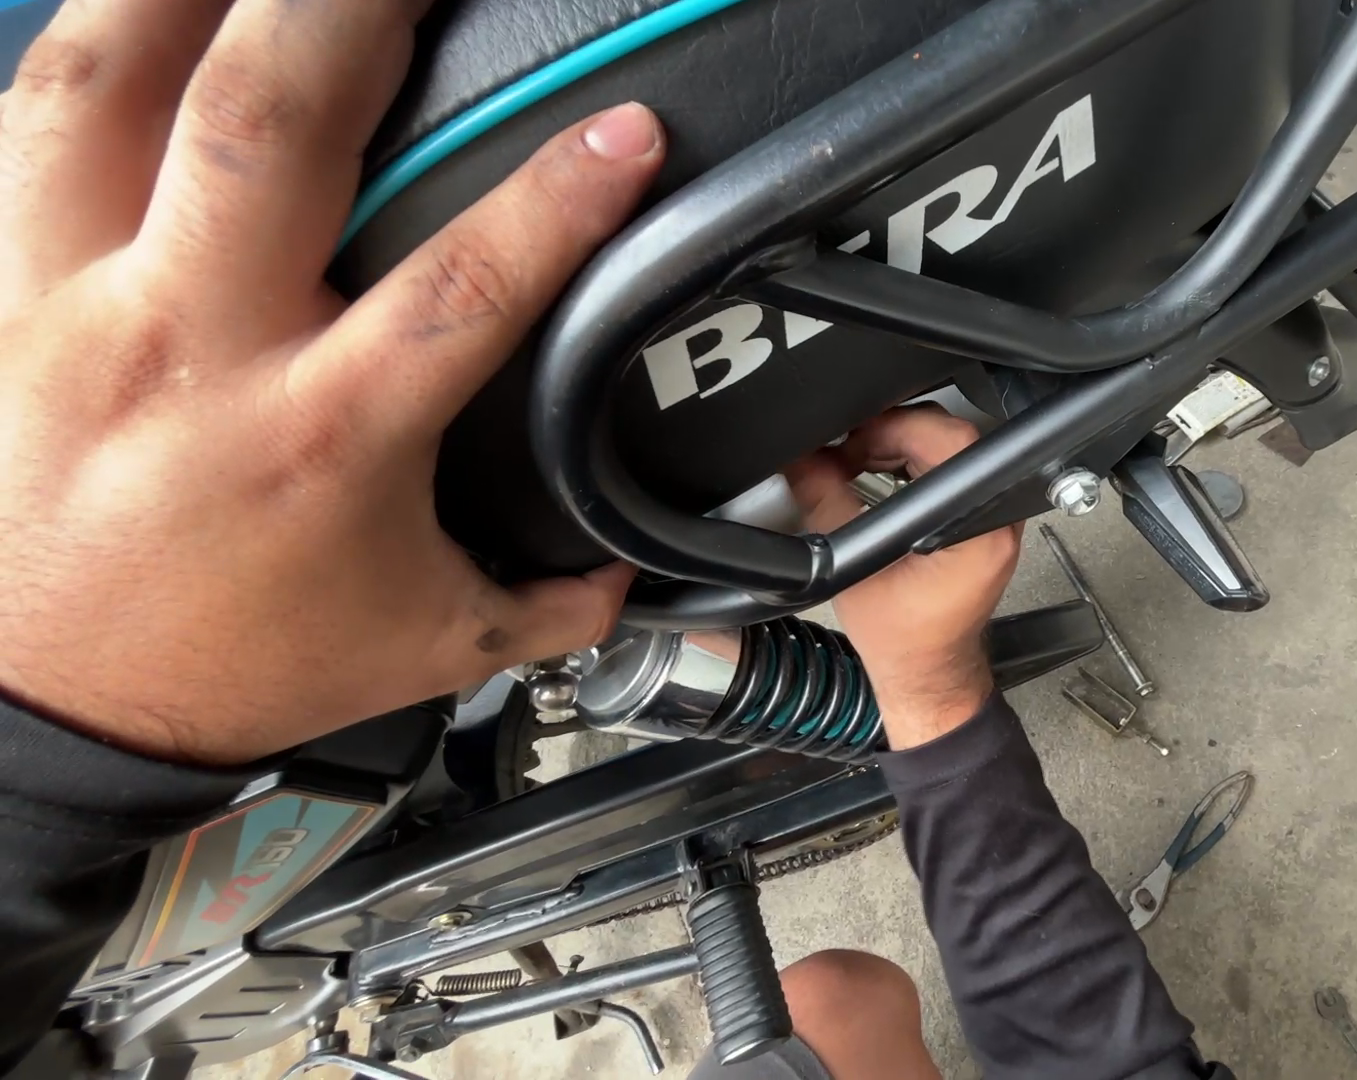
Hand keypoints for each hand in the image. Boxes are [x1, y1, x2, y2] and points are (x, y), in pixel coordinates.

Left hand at [0, 1, 665, 763]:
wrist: (43, 713)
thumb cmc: (248, 667)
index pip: (476, 284)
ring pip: (102, 85)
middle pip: (268, 128)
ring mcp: (66, 307)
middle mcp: (195, 347)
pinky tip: (133, 23)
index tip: (625, 136)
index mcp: (335, 432)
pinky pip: (5, 127)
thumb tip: (625, 574)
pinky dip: (76, 51)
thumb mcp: (441, 645)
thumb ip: (558, 605)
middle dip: (348, 14)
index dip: (563, 201)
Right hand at [784, 408, 1020, 748]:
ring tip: (856, 461)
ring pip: (949, 451)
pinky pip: (949, 472)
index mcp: (979, 533)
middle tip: (847, 451)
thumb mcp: (854, 573)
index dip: (896, 429)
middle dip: (891, 434)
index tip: (855, 440)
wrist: (928, 673)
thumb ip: (828, 508)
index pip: (950, 445)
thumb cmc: (904, 640)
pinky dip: (913, 465)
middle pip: (949, 440)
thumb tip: (804, 461)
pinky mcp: (980, 522)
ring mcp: (994, 519)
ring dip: (899, 446)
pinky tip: (879, 474)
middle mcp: (998, 520)